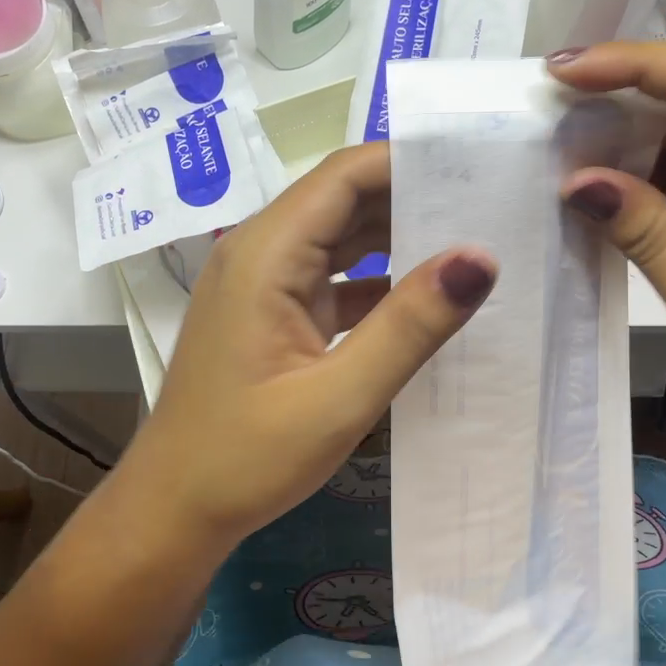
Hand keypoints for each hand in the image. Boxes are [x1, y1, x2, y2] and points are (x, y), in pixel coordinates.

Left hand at [116, 143, 497, 545]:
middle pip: (342, 197)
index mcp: (266, 252)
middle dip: (411, 192)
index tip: (476, 163)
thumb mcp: (340, 397)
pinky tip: (426, 293)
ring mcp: (262, 280)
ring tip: (472, 237)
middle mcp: (259, 250)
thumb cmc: (247, 456)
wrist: (174, 505)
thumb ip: (410, 325)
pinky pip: (329, 274)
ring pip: (337, 234)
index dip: (407, 159)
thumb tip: (479, 256)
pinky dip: (375, 276)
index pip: (343, 175)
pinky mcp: (270, 309)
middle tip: (491, 201)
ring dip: (396, 234)